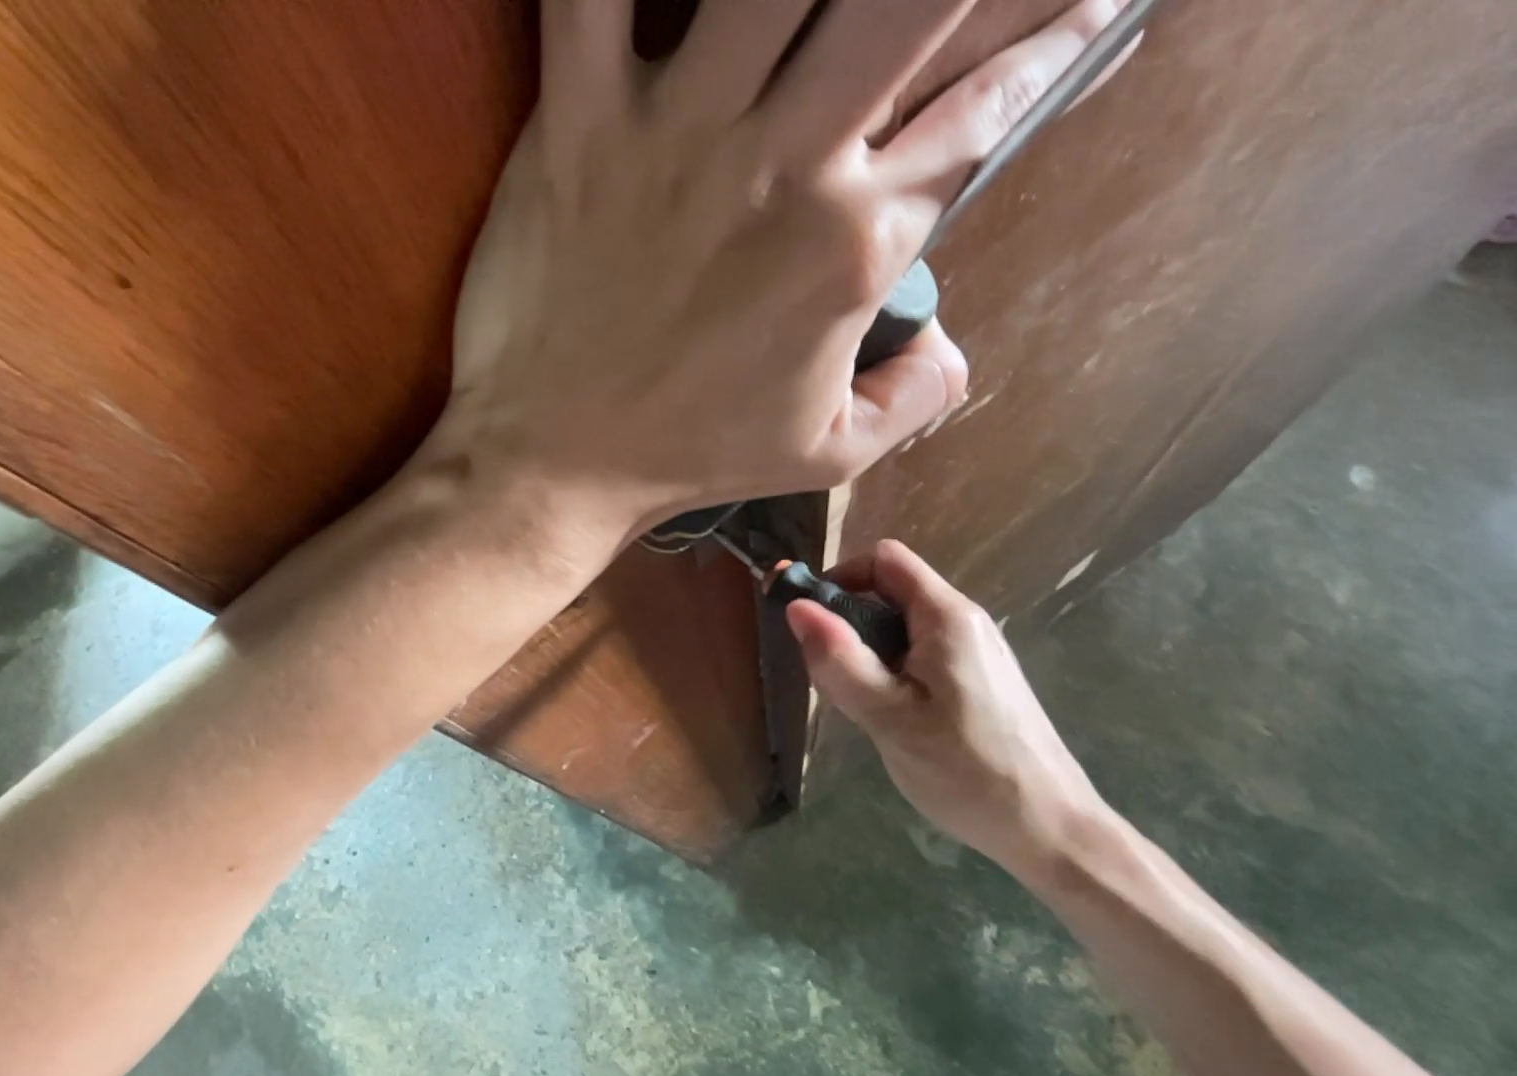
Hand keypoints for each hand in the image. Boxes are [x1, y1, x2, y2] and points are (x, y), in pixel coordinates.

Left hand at [433, 0, 1131, 540]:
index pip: (985, 109)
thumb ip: (918, 395)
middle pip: (908, 4)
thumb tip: (962, 348)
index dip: (1051, 43)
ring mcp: (679, 132)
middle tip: (936, 4)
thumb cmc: (687, 456)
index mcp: (856, 242)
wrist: (553, 462)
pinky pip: (590, 2)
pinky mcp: (578, 125)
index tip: (1090, 6)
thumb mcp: (830, 452)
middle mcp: (786, 164)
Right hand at [787, 540, 1106, 875]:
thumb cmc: (967, 770)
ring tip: (862, 707)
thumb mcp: (888, 717)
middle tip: (833, 678)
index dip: (840, 578)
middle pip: (891, 592)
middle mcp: (965, 622)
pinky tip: (893, 720)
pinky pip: (922, 655)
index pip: (883, 559)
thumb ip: (840, 660)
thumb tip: (797, 607)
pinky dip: (893, 672)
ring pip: (904, 628)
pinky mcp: (980, 682)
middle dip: (849, 623)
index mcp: (946, 617)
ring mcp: (976, 653)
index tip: (812, 623)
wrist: (1051, 830)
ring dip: (869, 653)